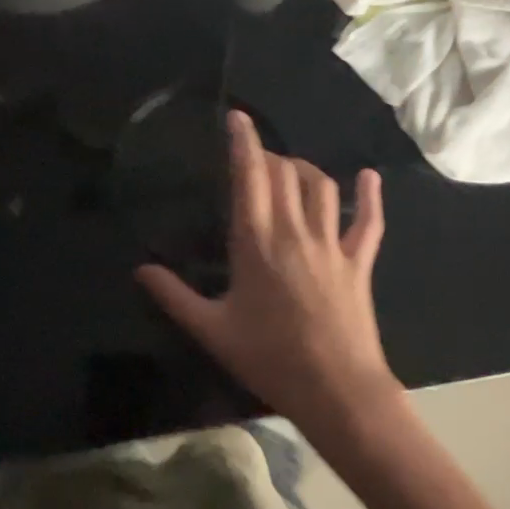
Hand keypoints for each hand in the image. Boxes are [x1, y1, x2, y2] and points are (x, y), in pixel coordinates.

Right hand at [136, 111, 395, 434]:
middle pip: (285, 174)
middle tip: (254, 158)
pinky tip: (368, 178)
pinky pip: (368, 222)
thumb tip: (140, 270)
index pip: (249, 176)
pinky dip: (369, 197)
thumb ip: (174, 297)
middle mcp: (295, 232)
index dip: (244, 142)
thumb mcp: (213, 330)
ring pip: (322, 187)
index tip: (237, 117)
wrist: (338, 391)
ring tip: (290, 169)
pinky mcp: (359, 263)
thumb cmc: (270, 358)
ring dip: (305, 169)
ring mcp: (332, 245)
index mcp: (257, 242)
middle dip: (269, 156)